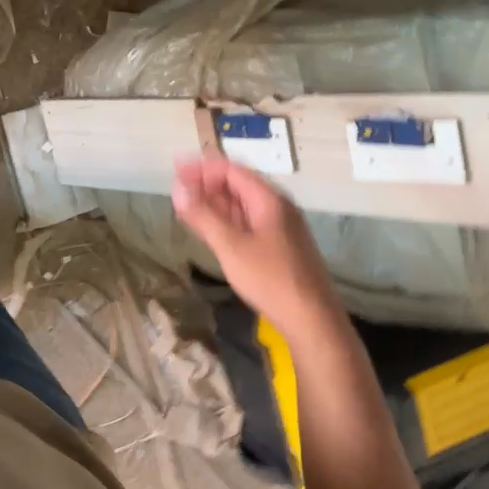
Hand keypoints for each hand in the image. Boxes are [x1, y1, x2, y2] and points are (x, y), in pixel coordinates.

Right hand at [172, 154, 342, 338]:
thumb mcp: (231, 246)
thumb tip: (178, 189)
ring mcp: (281, 227)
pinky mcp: (280, 245)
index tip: (176, 169)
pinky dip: (227, 217)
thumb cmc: (270, 280)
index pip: (231, 170)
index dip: (202, 167)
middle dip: (207, 182)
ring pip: (243, 204)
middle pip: (238, 184)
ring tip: (188, 203)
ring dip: (215, 200)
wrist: (312, 320)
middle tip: (178, 186)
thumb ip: (203, 216)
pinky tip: (211, 226)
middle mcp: (278, 207)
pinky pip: (248, 220)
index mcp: (269, 200)